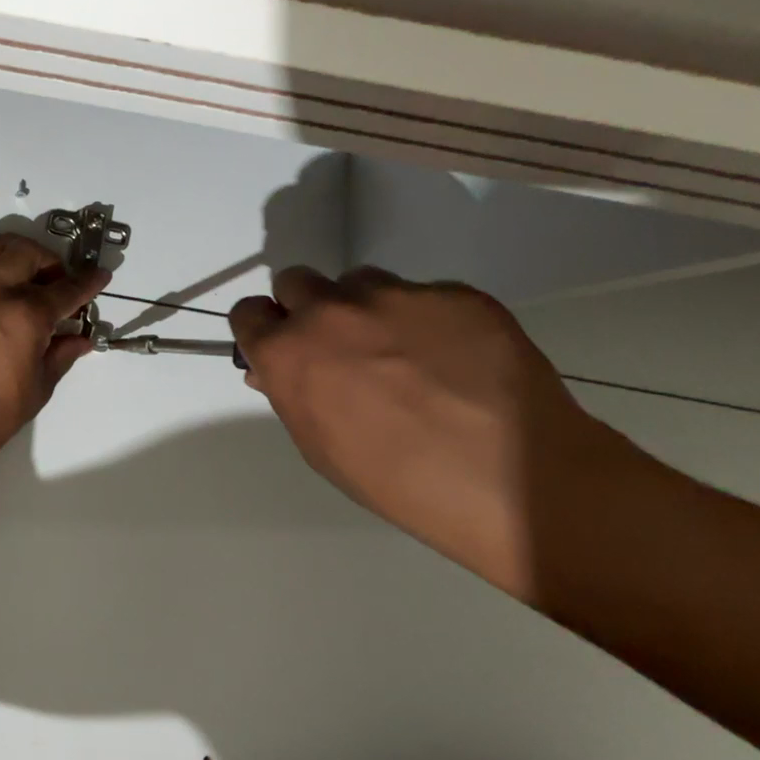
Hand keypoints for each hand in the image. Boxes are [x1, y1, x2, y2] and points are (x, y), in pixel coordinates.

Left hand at [0, 234, 109, 462]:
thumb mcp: (40, 384)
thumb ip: (61, 354)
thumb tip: (80, 339)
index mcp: (25, 313)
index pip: (65, 289)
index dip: (87, 283)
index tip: (100, 276)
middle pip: (26, 254)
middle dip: (50, 260)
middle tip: (59, 282)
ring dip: (14, 251)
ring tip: (26, 271)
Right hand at [228, 266, 626, 580]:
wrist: (511, 478)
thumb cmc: (395, 479)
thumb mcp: (318, 445)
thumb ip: (289, 394)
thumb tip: (274, 371)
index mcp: (287, 352)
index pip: (248, 312)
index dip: (264, 329)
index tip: (281, 346)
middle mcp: (330, 312)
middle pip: (297, 281)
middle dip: (309, 308)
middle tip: (341, 345)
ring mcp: (395, 296)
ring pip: (361, 282)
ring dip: (367, 308)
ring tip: (406, 351)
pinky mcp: (455, 294)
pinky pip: (425, 295)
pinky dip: (429, 319)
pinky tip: (456, 359)